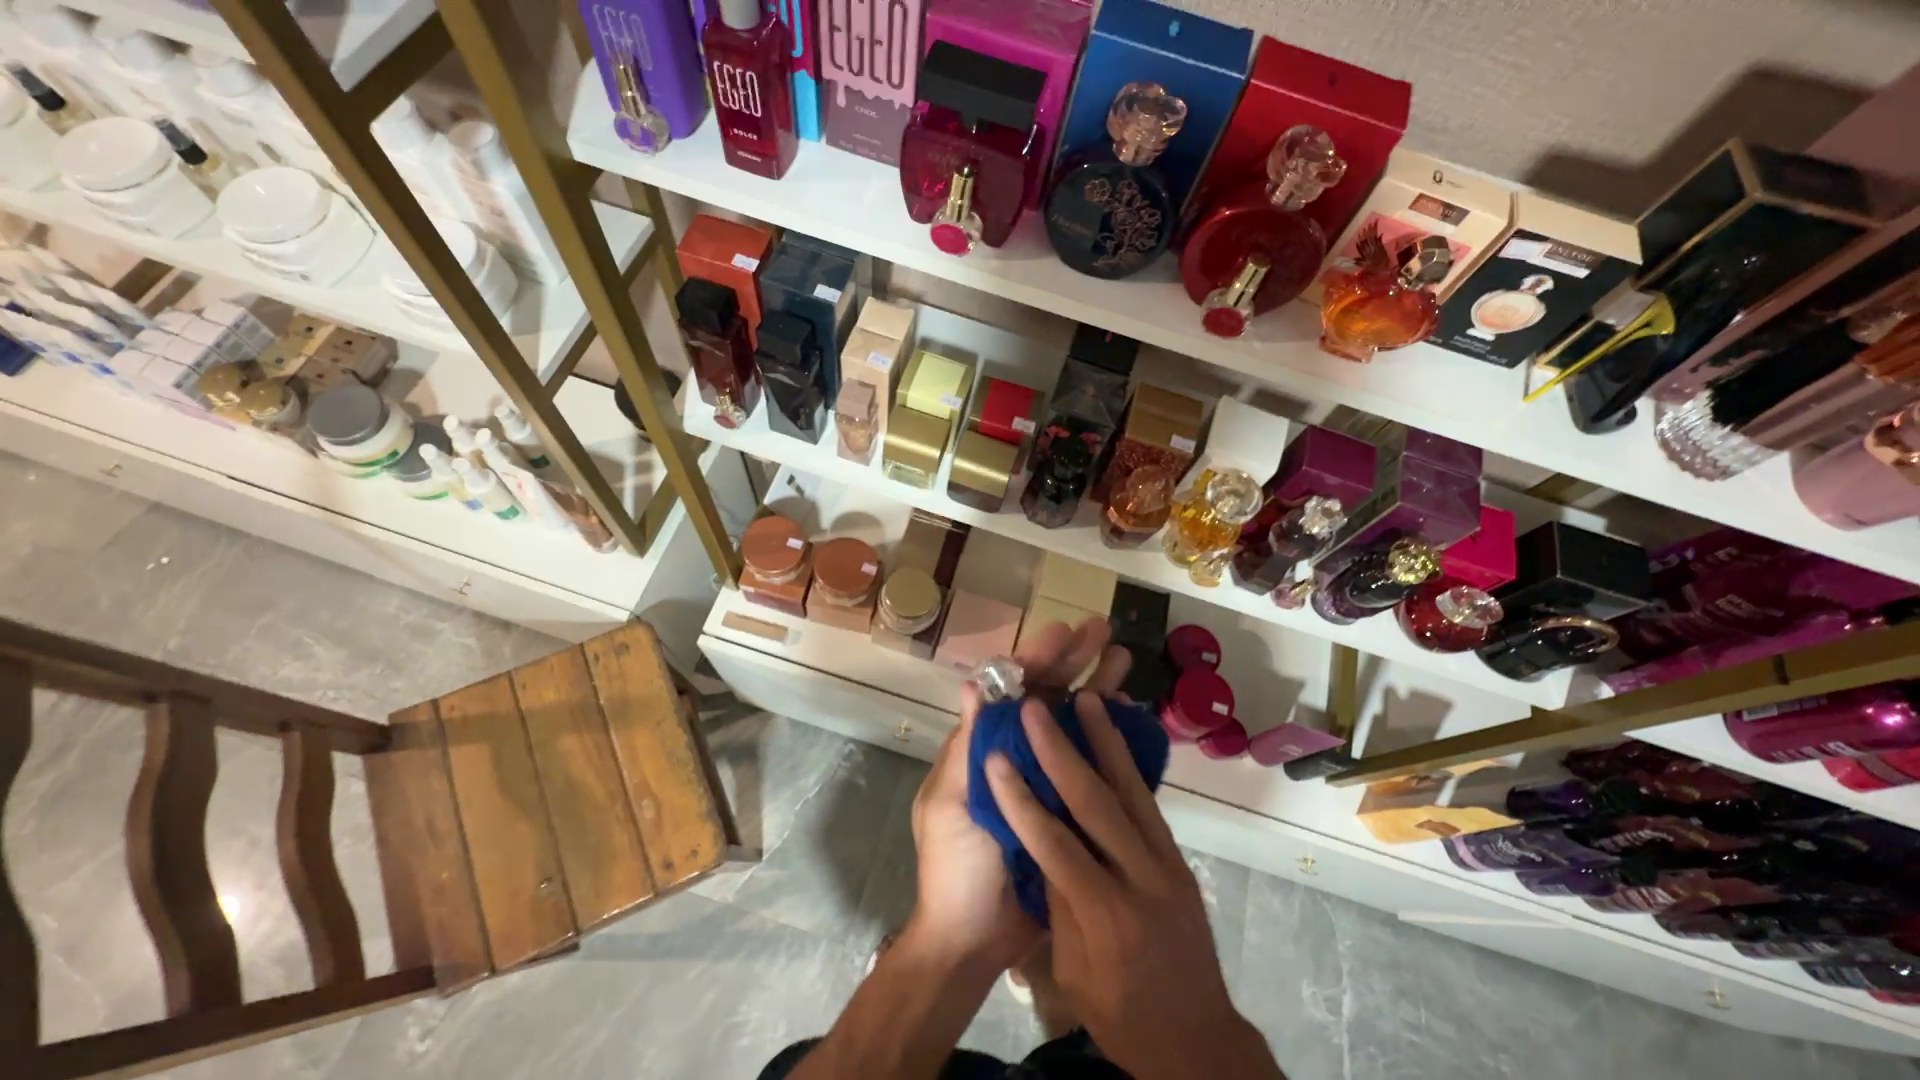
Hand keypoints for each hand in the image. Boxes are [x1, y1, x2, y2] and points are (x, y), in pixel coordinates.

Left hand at [908, 618, 1129, 971]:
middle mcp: (1016, 758)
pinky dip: (1111, 741)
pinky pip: (1093, 767)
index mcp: (984, 750)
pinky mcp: (1071, 812)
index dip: (1038, 660)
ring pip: (1074, 726)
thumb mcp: (949, 804)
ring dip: (1097, 691)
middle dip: (1074, 662)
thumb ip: (967, 747)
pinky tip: (1134, 722)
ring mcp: (1046, 784)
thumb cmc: (954, 868)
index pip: (1011, 693)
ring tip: (1127, 663)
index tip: (1065, 632)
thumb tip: (976, 683)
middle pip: (1047, 700)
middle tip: (1107, 631)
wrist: (974, 941)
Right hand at [983, 693, 1282, 1079]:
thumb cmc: (1122, 1017)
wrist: (1197, 1042)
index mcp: (1105, 915)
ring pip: (1132, 792)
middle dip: (1060, 750)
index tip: (995, 756)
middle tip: (1037, 708)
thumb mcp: (1074, 971)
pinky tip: (1117, 743)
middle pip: (1096, 803)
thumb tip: (1044, 845)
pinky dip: (1130, 770)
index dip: (1021, 797)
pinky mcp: (1180, 863)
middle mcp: (1142, 879)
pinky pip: (1150, 807)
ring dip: (1106, 743)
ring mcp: (1168, 867)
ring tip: (1088, 699)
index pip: (1054, 843)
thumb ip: (1060, 903)